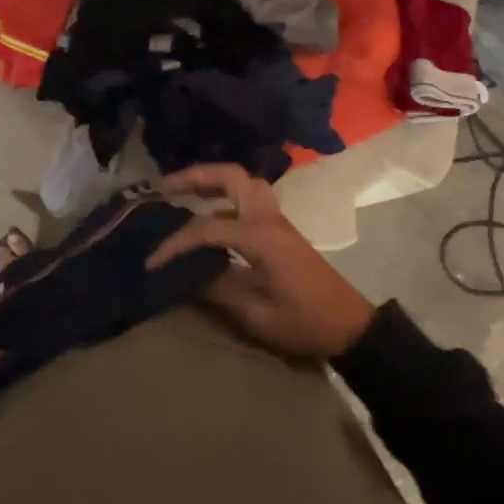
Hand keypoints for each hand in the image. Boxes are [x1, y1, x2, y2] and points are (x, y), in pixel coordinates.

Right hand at [146, 164, 376, 360]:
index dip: (176, 243)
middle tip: (166, 187)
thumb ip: (220, 289)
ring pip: (243, 184)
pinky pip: (249, 201)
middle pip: (232, 177)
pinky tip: (207, 215)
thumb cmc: (306, 323)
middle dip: (197, 176)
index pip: (206, 229)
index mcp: (261, 236)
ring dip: (213, 182)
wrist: (351, 326)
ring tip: (182, 193)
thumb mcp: (258, 315)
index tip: (152, 262)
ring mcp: (277, 222)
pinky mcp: (281, 232)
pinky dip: (224, 198)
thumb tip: (188, 274)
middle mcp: (268, 219)